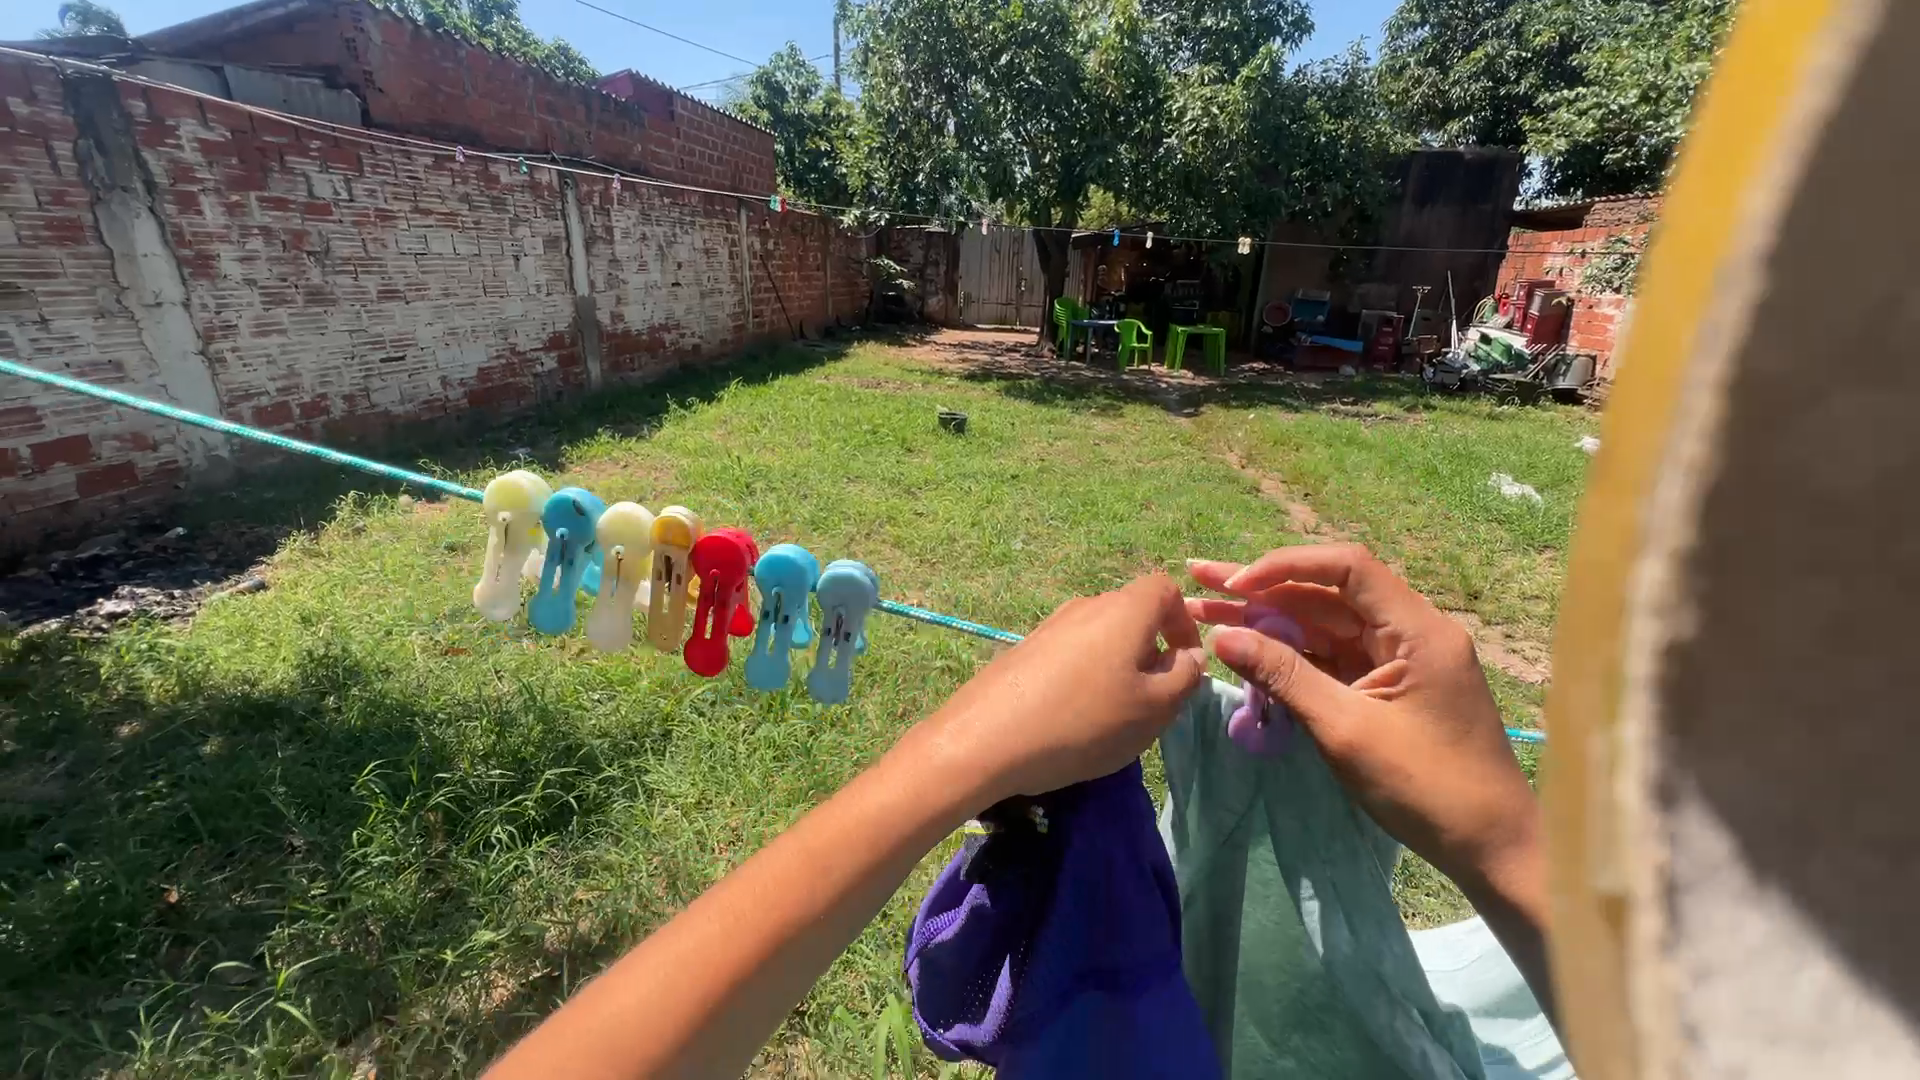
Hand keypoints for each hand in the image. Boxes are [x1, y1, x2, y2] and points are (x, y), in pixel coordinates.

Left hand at [914, 574, 1207, 804]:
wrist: (987, 738)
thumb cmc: (1084, 721)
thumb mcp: (1153, 708)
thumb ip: (1184, 677)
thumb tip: (1188, 656)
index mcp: (1123, 609)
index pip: (1164, 589)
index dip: (1184, 622)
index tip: (1184, 665)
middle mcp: (1085, 606)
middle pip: (1132, 614)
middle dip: (1151, 651)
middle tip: (1152, 701)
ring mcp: (1050, 626)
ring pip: (1100, 637)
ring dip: (1118, 668)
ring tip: (1112, 716)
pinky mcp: (1025, 650)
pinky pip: (1071, 654)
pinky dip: (1085, 677)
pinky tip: (1073, 718)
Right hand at [1185, 545, 1538, 891]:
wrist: (1491, 848)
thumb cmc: (1426, 786)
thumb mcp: (1346, 729)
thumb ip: (1283, 675)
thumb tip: (1223, 637)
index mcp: (1416, 630)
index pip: (1346, 568)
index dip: (1285, 567)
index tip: (1237, 584)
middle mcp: (1406, 631)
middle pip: (1324, 592)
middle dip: (1260, 587)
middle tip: (1198, 577)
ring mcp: (1393, 657)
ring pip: (1320, 622)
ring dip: (1265, 618)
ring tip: (1204, 607)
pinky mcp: (1382, 683)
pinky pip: (1327, 653)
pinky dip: (1286, 650)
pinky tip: (1243, 646)